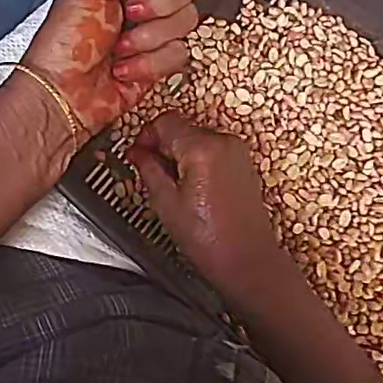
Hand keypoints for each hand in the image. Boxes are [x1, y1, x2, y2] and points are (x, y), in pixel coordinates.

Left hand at [22, 0, 203, 135]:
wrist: (62, 94)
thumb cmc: (64, 45)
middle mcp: (144, 1)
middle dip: (160, 2)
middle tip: (130, 13)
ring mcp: (153, 33)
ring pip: (186, 21)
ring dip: (149, 37)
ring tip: (120, 46)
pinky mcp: (158, 63)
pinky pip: (179, 54)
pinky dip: (149, 64)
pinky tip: (124, 66)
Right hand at [125, 112, 300, 302]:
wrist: (246, 259)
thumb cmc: (209, 239)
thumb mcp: (166, 203)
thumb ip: (149, 169)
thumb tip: (137, 153)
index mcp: (202, 148)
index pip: (165, 122)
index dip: (145, 136)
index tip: (136, 153)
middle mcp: (224, 142)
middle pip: (182, 129)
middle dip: (162, 147)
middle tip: (149, 172)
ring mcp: (237, 152)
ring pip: (197, 139)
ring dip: (180, 155)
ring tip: (173, 187)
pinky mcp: (243, 163)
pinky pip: (213, 151)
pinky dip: (198, 161)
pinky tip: (193, 189)